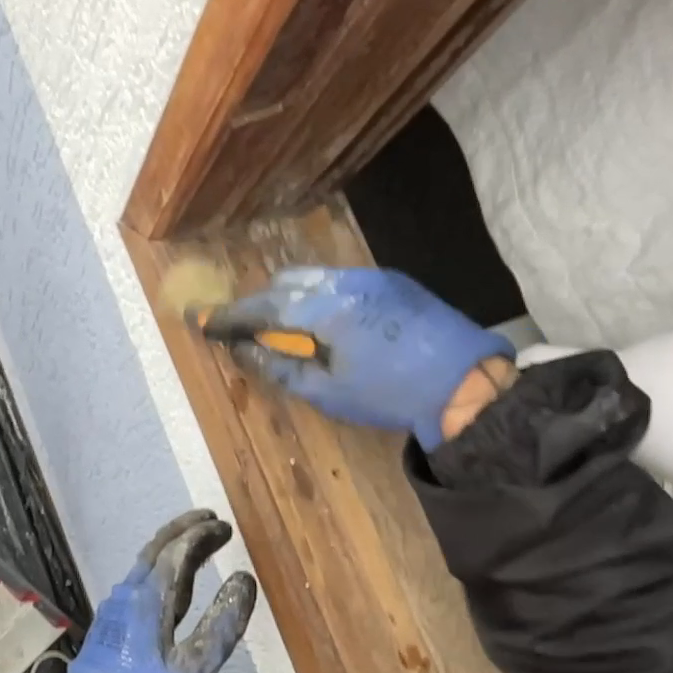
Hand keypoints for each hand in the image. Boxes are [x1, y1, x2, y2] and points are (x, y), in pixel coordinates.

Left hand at [42, 511, 256, 672]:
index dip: (202, 534)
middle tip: (213, 521)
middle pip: (158, 547)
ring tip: (198, 543)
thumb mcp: (193, 668)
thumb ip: (222, 624)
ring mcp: (116, 603)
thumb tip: (244, 580)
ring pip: (146, 561)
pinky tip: (172, 579)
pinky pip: (139, 577)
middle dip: (185, 529)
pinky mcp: (111, 617)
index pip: (178, 550)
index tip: (225, 526)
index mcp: (149, 596)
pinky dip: (161, 565)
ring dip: (173, 547)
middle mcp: (129, 590)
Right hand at [202, 267, 513, 449]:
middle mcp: (348, 280)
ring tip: (286, 330)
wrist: (468, 386)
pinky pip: (341, 281)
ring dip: (292, 298)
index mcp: (328, 307)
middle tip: (247, 331)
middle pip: (288, 280)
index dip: (231, 316)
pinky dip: (320, 297)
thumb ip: (278, 367)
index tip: (204, 322)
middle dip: (262, 303)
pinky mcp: (395, 283)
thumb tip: (242, 350)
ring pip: (316, 277)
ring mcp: (375, 277)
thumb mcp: (327, 391)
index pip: (265, 305)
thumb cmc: (391, 395)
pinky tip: (325, 325)